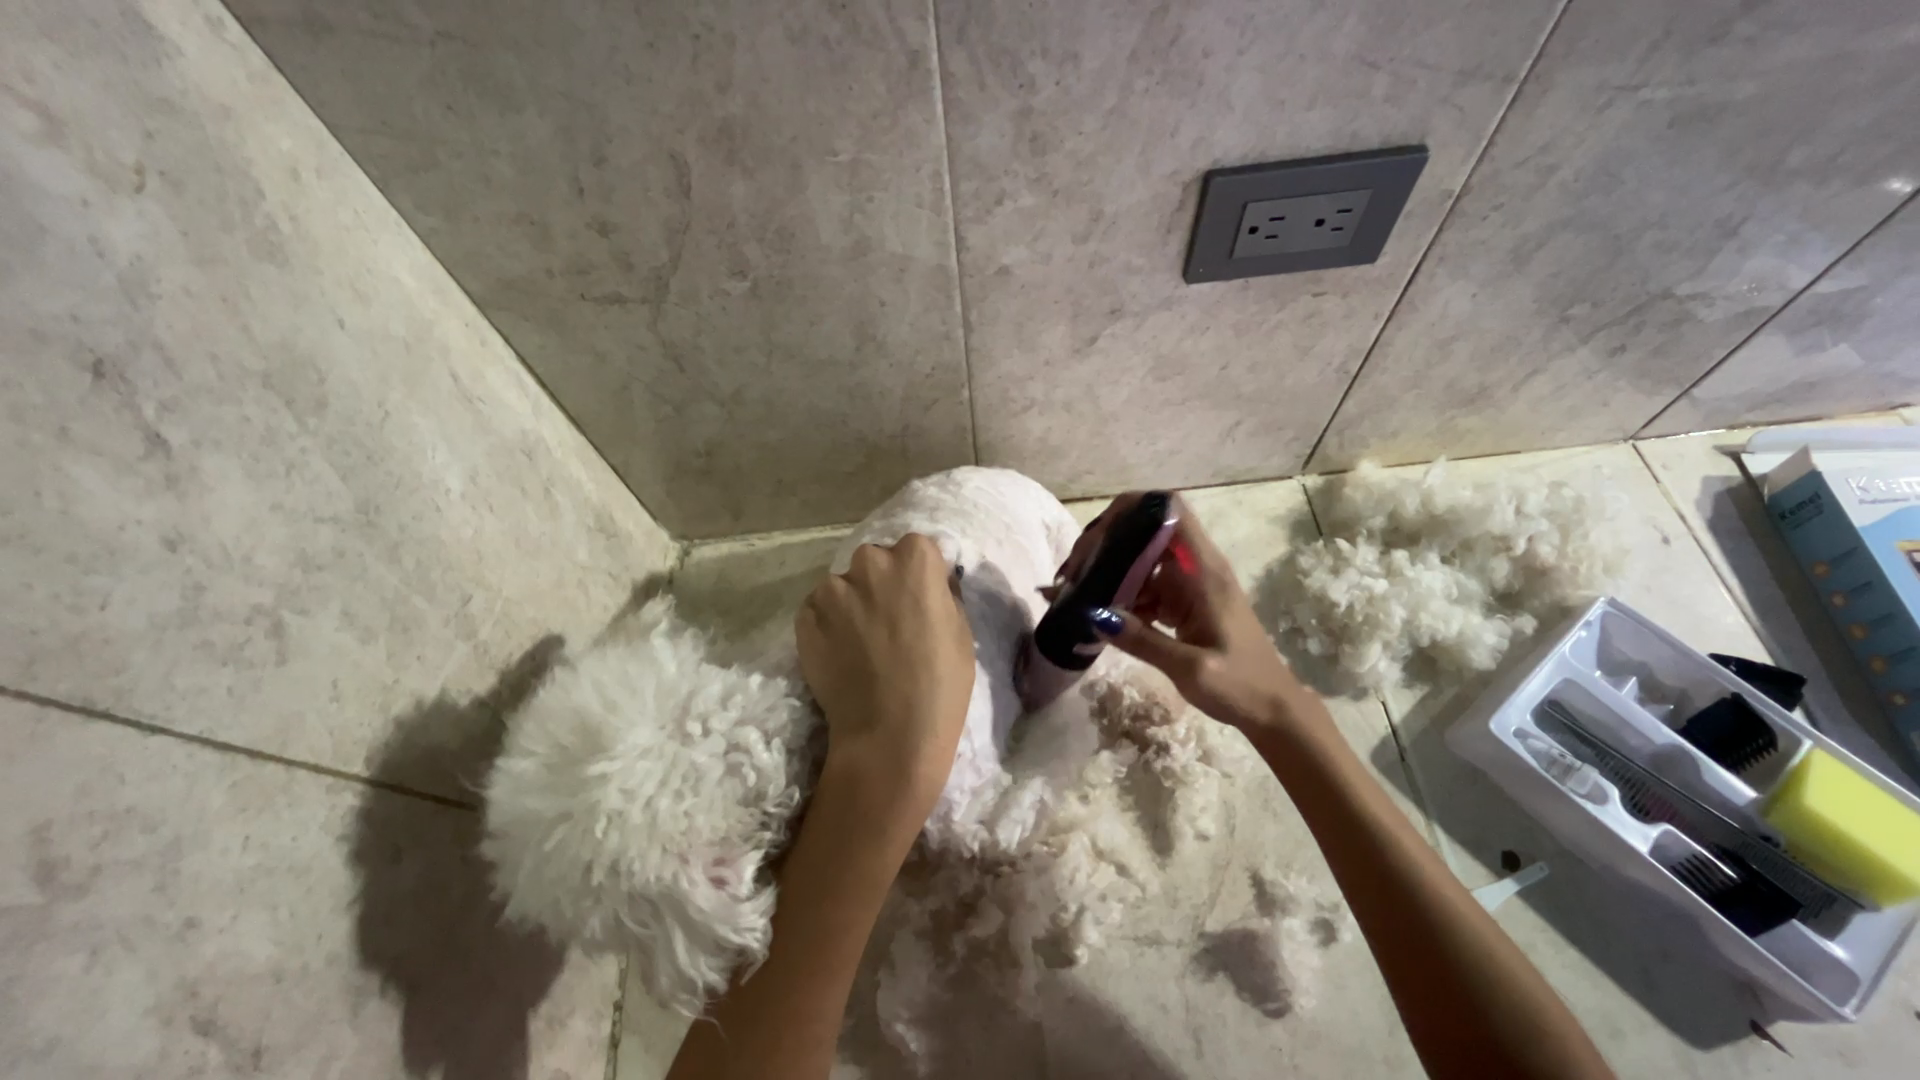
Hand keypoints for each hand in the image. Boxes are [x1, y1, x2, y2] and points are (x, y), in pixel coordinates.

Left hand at [795, 533, 975, 817]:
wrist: (889, 735)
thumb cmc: (940, 684)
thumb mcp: (961, 630)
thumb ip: (941, 594)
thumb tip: (931, 583)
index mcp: (915, 558)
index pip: (916, 548)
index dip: (918, 575)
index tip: (920, 602)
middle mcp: (870, 561)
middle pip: (875, 560)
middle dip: (881, 583)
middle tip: (889, 622)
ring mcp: (832, 588)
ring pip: (844, 586)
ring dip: (852, 604)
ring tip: (862, 645)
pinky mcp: (804, 616)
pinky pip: (819, 610)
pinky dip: (828, 626)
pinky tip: (842, 656)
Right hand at [1062, 493, 1312, 736]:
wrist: (1273, 709)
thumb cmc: (1240, 685)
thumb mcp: (1189, 668)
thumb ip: (1142, 640)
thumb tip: (1093, 614)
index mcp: (1205, 571)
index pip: (1171, 510)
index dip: (1134, 507)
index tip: (1098, 535)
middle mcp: (1197, 568)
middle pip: (1147, 532)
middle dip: (1108, 544)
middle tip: (1073, 574)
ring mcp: (1190, 586)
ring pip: (1142, 561)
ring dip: (1110, 572)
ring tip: (1075, 594)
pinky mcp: (1184, 605)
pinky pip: (1147, 588)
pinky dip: (1122, 596)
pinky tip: (1099, 616)